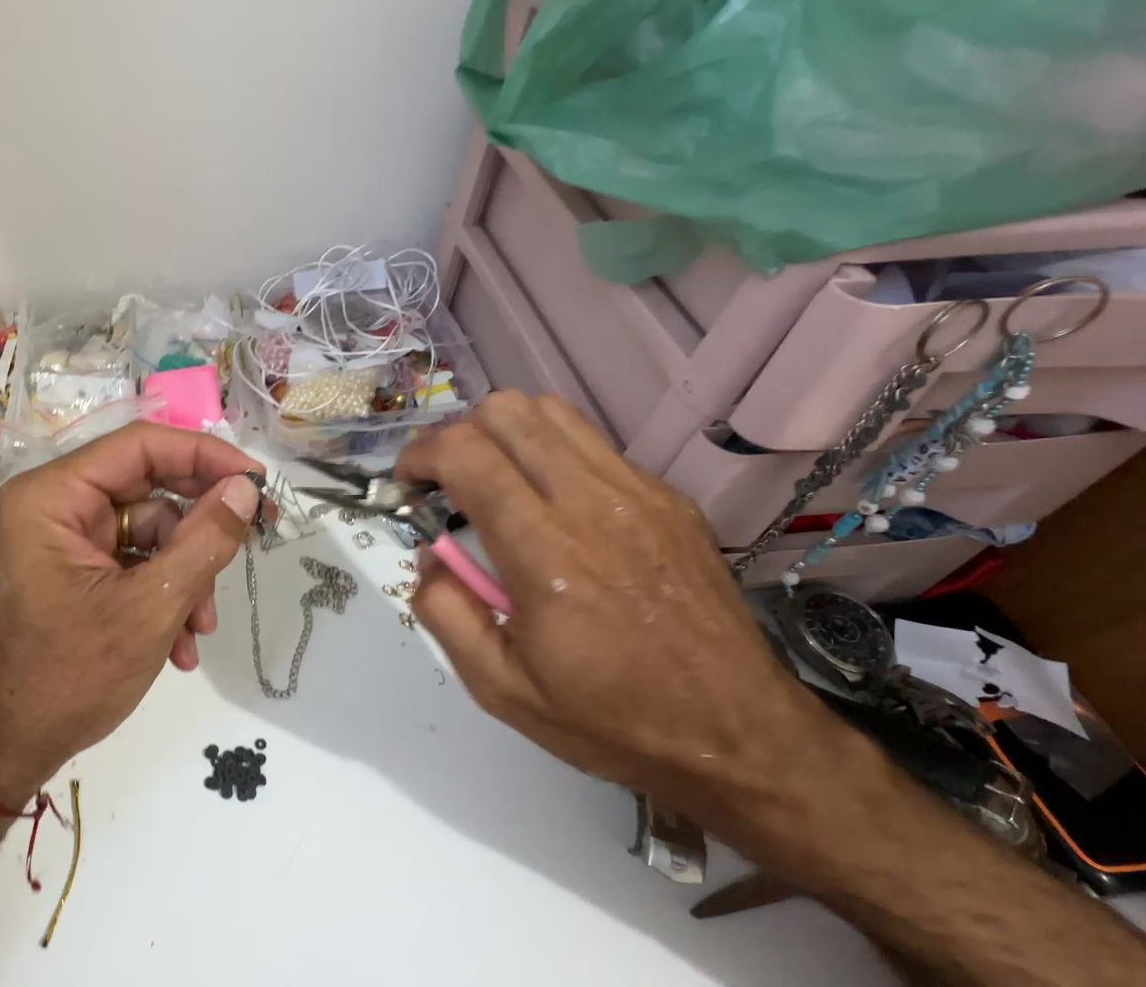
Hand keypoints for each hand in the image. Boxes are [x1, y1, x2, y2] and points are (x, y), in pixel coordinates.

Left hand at [0, 423, 261, 804]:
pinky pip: (132, 564)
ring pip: (148, 533)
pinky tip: (180, 646)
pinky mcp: (72, 573)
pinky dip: (162, 597)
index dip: (204, 456)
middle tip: (254, 538)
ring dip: (185, 578)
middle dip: (198, 529)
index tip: (256, 479)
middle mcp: (53, 506)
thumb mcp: (149, 609)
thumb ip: (204, 542)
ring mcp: (62, 542)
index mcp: (52, 497)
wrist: (7, 750)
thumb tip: (246, 488)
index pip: (140, 446)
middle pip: (147, 489)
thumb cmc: (68, 677)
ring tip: (200, 629)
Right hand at [395, 391, 831, 812]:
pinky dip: (552, 455)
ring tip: (494, 482)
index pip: (466, 454)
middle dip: (457, 434)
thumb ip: (445, 612)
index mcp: (546, 553)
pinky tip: (552, 507)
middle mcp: (593, 504)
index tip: (408, 485)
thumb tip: (433, 555)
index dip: (420, 455)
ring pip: (552, 412)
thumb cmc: (610, 719)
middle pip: (507, 411)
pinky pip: (594, 445)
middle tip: (446, 482)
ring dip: (505, 434)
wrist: (737, 733)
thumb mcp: (500, 688)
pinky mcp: (670, 498)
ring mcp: (639, 493)